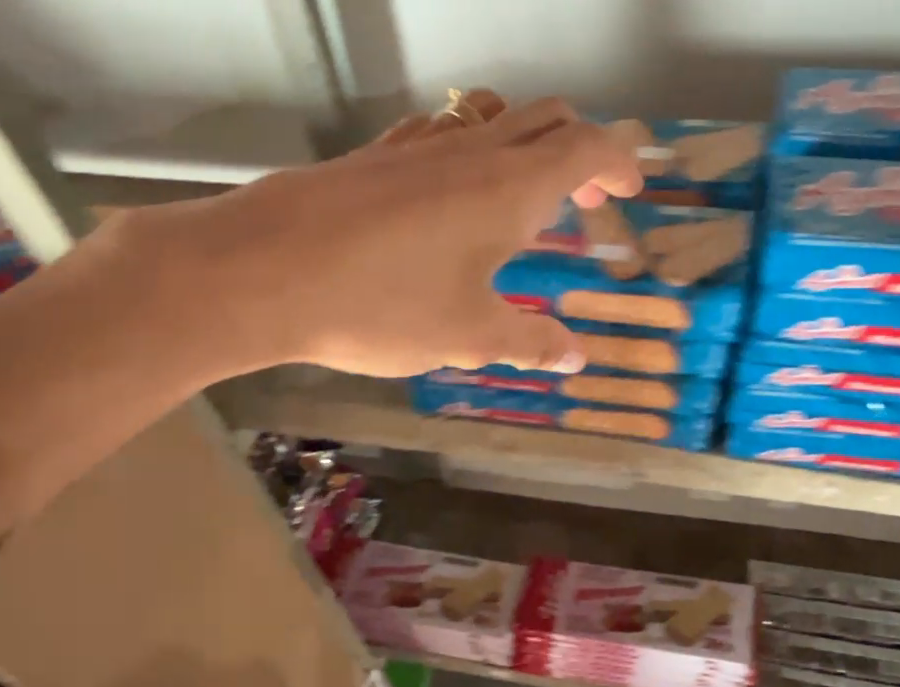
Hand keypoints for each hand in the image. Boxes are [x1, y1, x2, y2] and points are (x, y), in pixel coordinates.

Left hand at [104, 92, 642, 378]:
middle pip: (546, 118)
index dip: (620, 161)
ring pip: (492, 117)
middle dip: (581, 146)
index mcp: (511, 188)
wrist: (267, 271)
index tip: (632, 189)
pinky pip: (439, 134)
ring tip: (524, 191)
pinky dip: (468, 149)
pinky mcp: (376, 157)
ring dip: (524, 142)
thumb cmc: (383, 306)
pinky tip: (450, 191)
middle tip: (589, 193)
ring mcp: (420, 147)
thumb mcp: (468, 336)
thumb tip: (575, 356)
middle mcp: (473, 151)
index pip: (588, 149)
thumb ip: (529, 341)